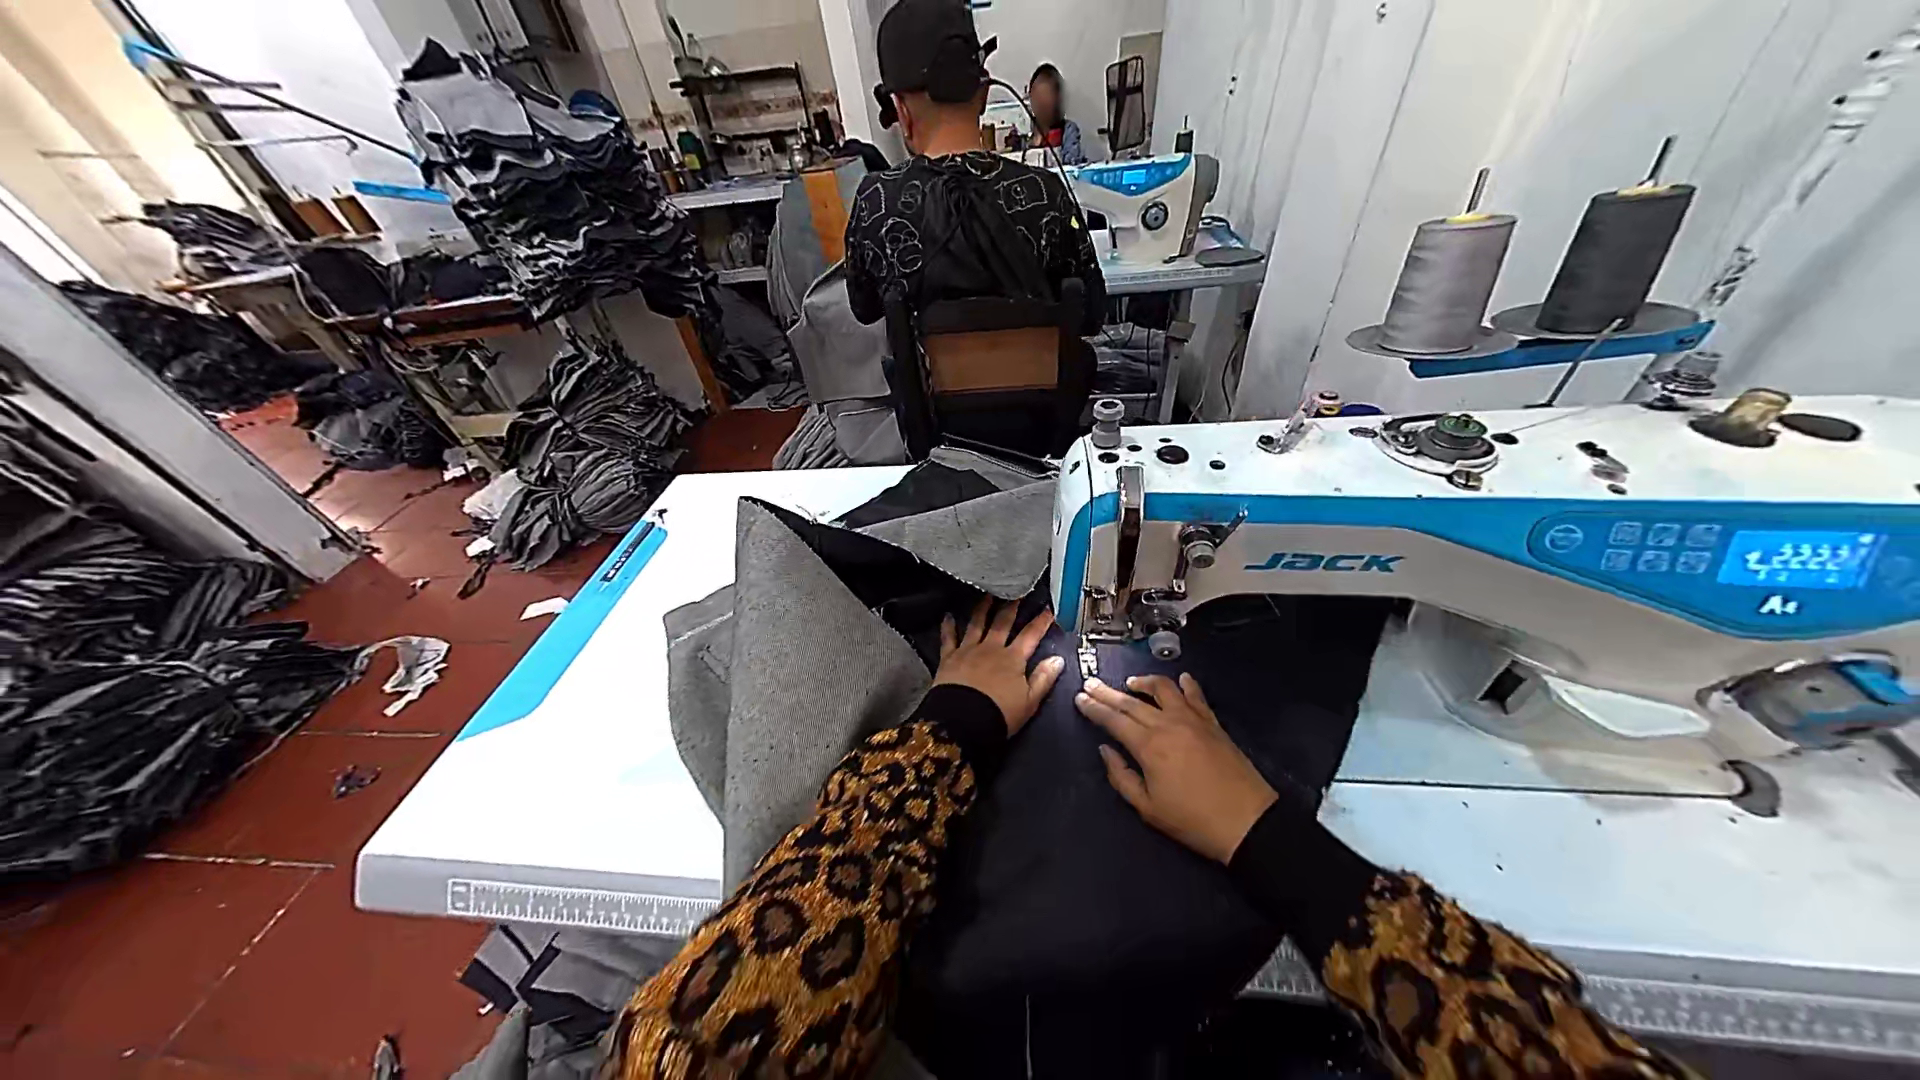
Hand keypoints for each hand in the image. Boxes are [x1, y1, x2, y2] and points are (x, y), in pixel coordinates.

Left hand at [934, 599, 1065, 736]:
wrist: (962, 723)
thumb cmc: (998, 715)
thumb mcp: (1030, 701)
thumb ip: (1044, 678)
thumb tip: (1058, 660)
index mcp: (1012, 659)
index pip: (1030, 635)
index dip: (1040, 621)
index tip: (1047, 610)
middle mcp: (991, 649)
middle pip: (1003, 622)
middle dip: (1011, 606)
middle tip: (1016, 594)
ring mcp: (968, 650)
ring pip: (977, 623)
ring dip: (982, 608)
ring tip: (987, 595)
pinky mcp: (949, 658)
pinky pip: (948, 637)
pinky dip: (948, 626)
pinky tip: (948, 616)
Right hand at [1075, 673, 1277, 863]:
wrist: (1248, 822)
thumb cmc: (1193, 820)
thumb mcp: (1147, 808)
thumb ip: (1121, 776)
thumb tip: (1105, 750)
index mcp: (1148, 746)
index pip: (1113, 719)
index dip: (1094, 708)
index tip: (1080, 698)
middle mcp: (1167, 724)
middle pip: (1131, 701)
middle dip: (1107, 692)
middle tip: (1091, 683)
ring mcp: (1193, 720)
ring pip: (1163, 689)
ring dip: (1143, 682)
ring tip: (1130, 683)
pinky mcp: (1213, 723)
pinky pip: (1196, 696)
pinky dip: (1186, 685)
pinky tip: (1181, 680)